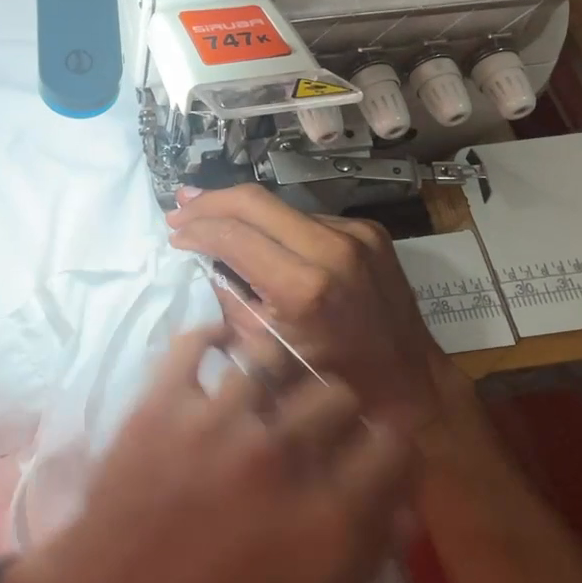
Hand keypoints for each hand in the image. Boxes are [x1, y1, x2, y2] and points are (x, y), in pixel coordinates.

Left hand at [1, 325, 417, 582]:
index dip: (390, 447)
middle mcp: (283, 454)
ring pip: (274, 359)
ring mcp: (218, 420)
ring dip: (281, 374)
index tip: (374, 452)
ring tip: (273, 389)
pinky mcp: (161, 403)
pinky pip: (193, 342)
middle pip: (337, 394)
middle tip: (319, 427)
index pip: (393, 444)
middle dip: (338, 411)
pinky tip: (222, 344)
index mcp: (330, 515)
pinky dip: (211, 335)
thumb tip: (404, 511)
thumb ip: (364, 563)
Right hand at [164, 184, 453, 426]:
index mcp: (304, 287)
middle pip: (254, 201)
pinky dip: (275, 225)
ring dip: (240, 209)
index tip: (173, 234)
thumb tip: (201, 261)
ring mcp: (355, 235)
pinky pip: (306, 218)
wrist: (408, 382)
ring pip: (279, 205)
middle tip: (179, 207)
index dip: (196, 230)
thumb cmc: (328, 378)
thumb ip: (229, 298)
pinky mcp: (368, 231)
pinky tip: (258, 236)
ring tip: (208, 213)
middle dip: (209, 201)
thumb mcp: (263, 348)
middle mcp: (332, 249)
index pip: (233, 235)